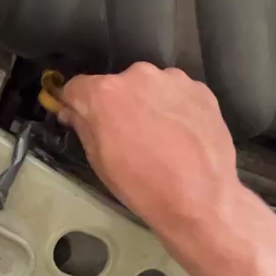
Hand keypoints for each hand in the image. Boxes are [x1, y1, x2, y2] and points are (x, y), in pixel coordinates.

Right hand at [60, 63, 239, 243]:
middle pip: (115, 85)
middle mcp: (137, 74)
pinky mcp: (201, 89)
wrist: (201, 200)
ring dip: (147, 103)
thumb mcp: (99, 161)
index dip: (75, 103)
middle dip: (115, 104)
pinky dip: (174, 107)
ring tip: (159, 134)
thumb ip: (83, 126)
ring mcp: (173, 79)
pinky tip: (182, 134)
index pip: (76, 87)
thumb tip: (73, 110)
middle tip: (126, 133)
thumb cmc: (141, 185)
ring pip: (148, 86)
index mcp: (105, 93)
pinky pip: (176, 93)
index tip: (80, 117)